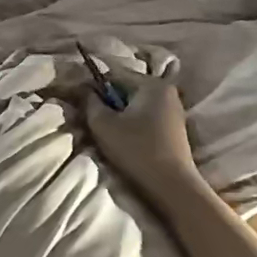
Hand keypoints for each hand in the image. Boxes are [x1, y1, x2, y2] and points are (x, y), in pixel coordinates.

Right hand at [80, 49, 202, 198]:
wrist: (170, 183)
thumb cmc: (135, 149)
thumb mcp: (102, 124)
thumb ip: (90, 102)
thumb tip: (85, 89)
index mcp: (152, 84)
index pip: (114, 73)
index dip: (93, 85)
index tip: (81, 100)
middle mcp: (167, 90)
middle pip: (127, 87)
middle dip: (109, 99)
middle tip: (94, 118)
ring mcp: (174, 108)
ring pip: (136, 101)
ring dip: (120, 111)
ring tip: (109, 128)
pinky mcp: (175, 125)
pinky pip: (147, 113)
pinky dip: (133, 120)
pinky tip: (126, 136)